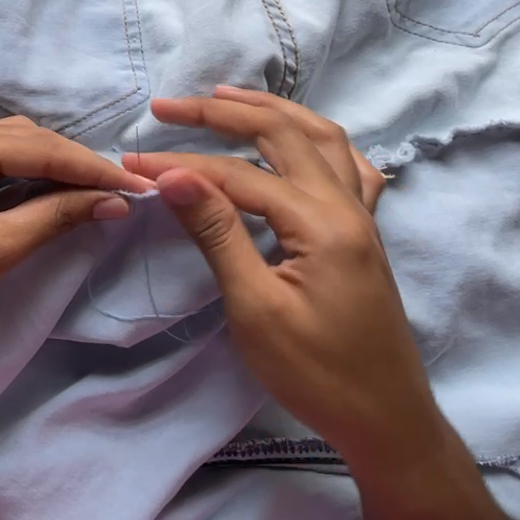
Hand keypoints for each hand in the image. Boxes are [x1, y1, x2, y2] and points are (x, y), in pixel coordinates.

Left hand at [0, 116, 154, 335]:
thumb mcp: (0, 249)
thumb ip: (57, 216)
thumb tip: (115, 201)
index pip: (38, 148)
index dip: (90, 167)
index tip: (137, 186)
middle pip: (26, 138)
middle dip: (74, 163)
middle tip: (121, 191)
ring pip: (13, 142)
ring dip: (53, 164)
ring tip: (94, 191)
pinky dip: (27, 169)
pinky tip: (53, 188)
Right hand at [124, 87, 435, 468]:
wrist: (387, 424)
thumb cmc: (316, 373)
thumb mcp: (254, 307)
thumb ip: (217, 232)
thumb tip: (174, 176)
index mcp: (323, 224)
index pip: (238, 174)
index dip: (180, 164)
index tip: (132, 163)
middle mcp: (347, 206)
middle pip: (283, 132)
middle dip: (221, 112)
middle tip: (167, 107)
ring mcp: (361, 217)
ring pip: (320, 138)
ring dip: (270, 110)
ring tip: (224, 96)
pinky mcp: (363, 232)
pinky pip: (347, 165)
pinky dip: (315, 139)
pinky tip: (298, 139)